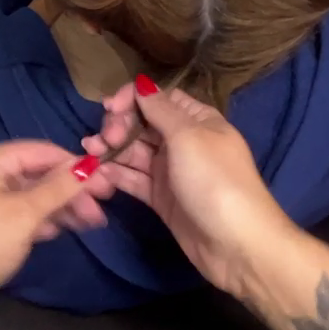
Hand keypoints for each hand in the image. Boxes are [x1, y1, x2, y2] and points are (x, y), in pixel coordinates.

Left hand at [0, 141, 113, 312]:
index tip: (108, 186)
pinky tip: (58, 231)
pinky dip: (39, 220)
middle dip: (70, 190)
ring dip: (59, 207)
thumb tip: (89, 164)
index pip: (43, 151)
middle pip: (36, 173)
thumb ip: (58, 188)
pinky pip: (17, 213)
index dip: (77, 166)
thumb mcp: (24, 214)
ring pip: (28, 195)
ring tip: (89, 224)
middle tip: (102, 212)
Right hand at [82, 81, 296, 297]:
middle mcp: (183, 141)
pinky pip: (135, 179)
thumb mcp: (188, 136)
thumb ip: (159, 109)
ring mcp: (172, 171)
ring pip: (135, 151)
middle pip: (143, 123)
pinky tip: (97, 171)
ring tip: (90, 151)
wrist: (238, 245)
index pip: (159, 98)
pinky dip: (116, 173)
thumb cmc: (215, 180)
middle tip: (104, 138)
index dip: (132, 98)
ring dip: (112, 148)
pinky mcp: (162, 198)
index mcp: (197, 120)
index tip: (110, 107)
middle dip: (119, 125)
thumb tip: (141, 84)